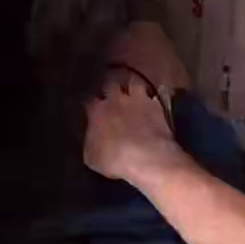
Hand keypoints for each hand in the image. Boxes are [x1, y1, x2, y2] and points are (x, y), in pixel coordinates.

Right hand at [85, 69, 191, 185]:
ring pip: (133, 83)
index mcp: (97, 111)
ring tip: (132, 93)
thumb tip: (92, 135)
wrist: (147, 157)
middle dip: (110, 88)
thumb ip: (90, 140)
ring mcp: (138, 100)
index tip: (90, 108)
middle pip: (110, 84)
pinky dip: (150, 100)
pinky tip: (151, 105)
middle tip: (110, 95)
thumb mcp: (91, 157)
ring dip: (132, 88)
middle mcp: (116, 100)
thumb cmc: (114, 160)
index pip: (88, 100)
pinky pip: (152, 96)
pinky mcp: (156, 106)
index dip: (89, 104)